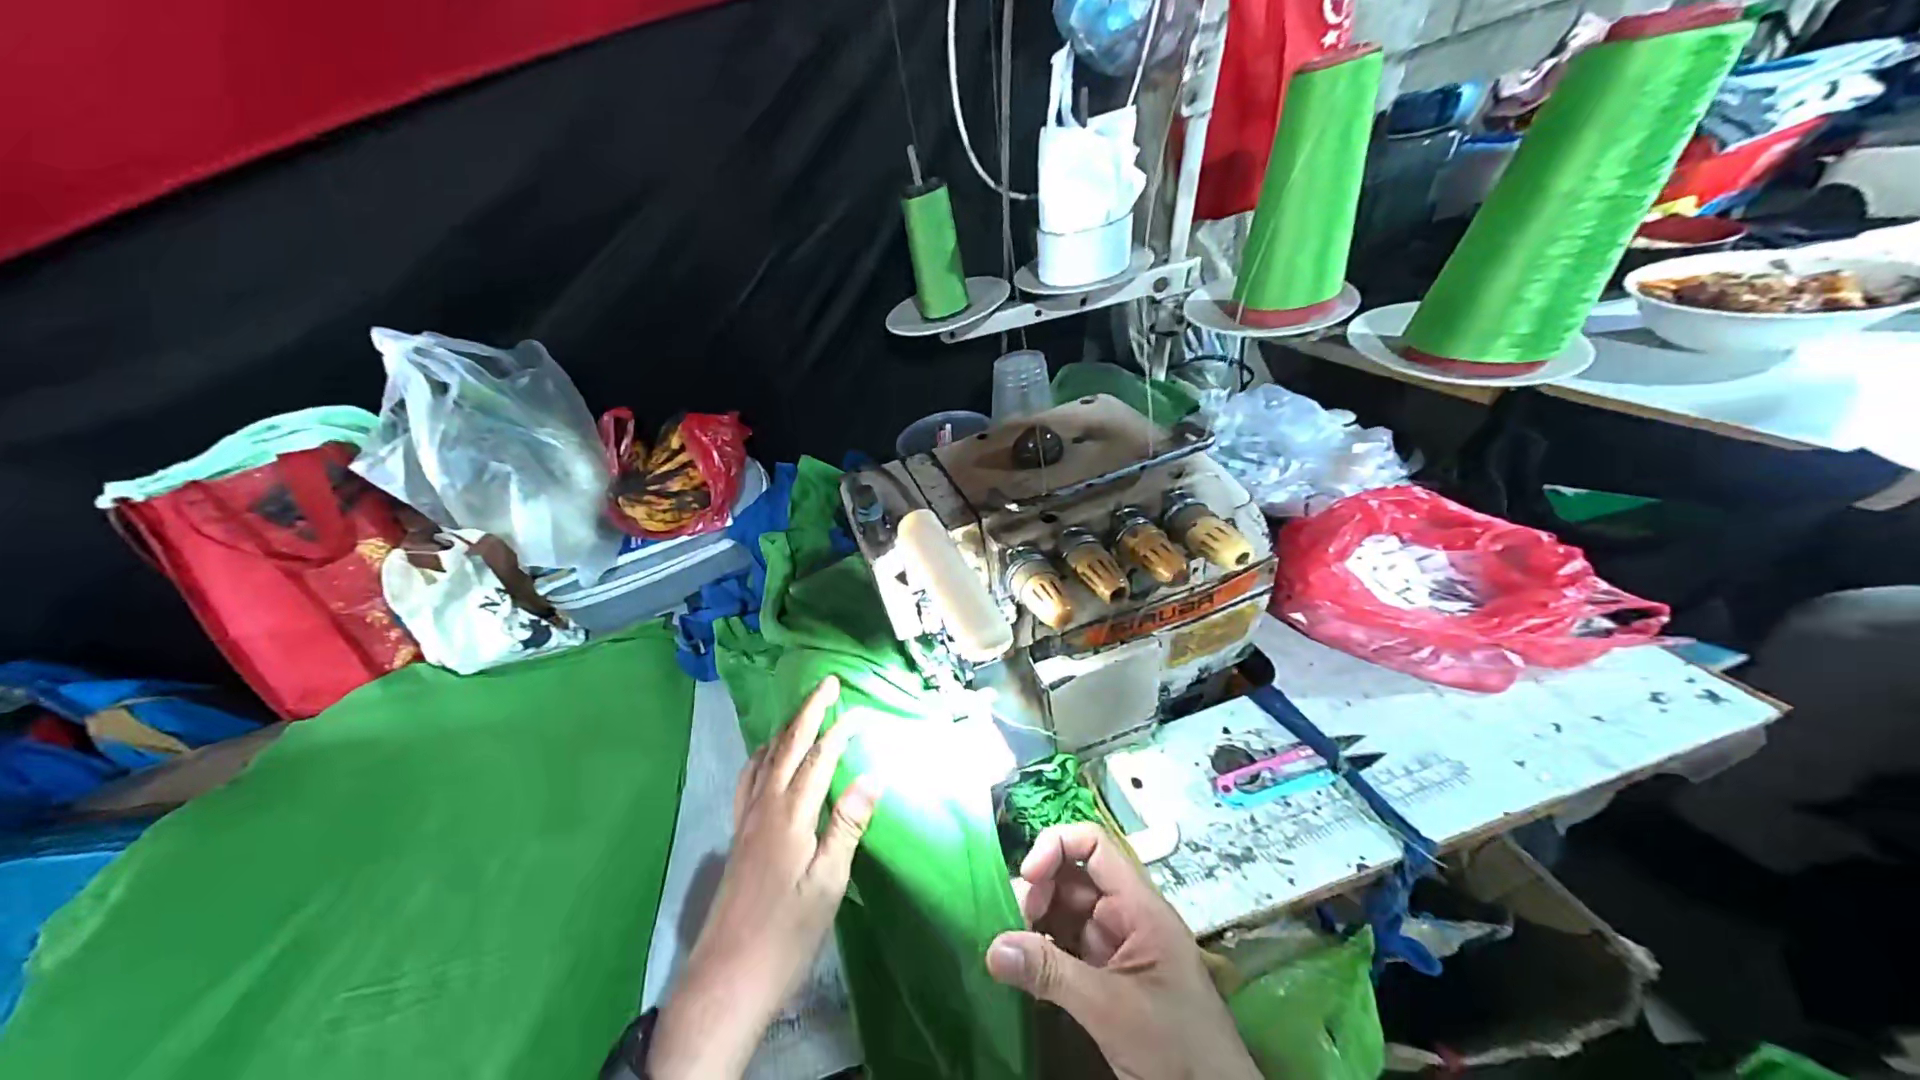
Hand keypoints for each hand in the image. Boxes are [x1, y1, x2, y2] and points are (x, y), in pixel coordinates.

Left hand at [648, 676, 882, 1079]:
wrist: (726, 978)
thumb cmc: (786, 933)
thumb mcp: (828, 884)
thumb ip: (847, 825)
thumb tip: (872, 775)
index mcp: (791, 816)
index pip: (819, 759)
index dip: (840, 731)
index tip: (860, 710)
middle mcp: (765, 808)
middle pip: (787, 747)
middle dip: (809, 712)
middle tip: (827, 684)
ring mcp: (747, 821)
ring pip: (766, 759)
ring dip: (786, 729)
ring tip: (801, 712)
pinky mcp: (738, 837)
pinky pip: (750, 779)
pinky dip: (763, 757)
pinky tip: (766, 761)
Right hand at [986, 823, 1260, 1079]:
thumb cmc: (1176, 1047)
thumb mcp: (1111, 1007)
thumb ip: (1052, 974)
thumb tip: (993, 947)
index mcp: (1138, 906)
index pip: (1094, 847)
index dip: (1057, 847)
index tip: (1027, 877)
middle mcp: (1125, 917)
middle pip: (1072, 879)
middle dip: (1038, 891)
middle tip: (1012, 924)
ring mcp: (1114, 948)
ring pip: (1064, 913)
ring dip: (1034, 922)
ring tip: (1010, 946)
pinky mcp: (1104, 979)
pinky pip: (1065, 948)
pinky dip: (1040, 951)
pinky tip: (1021, 966)